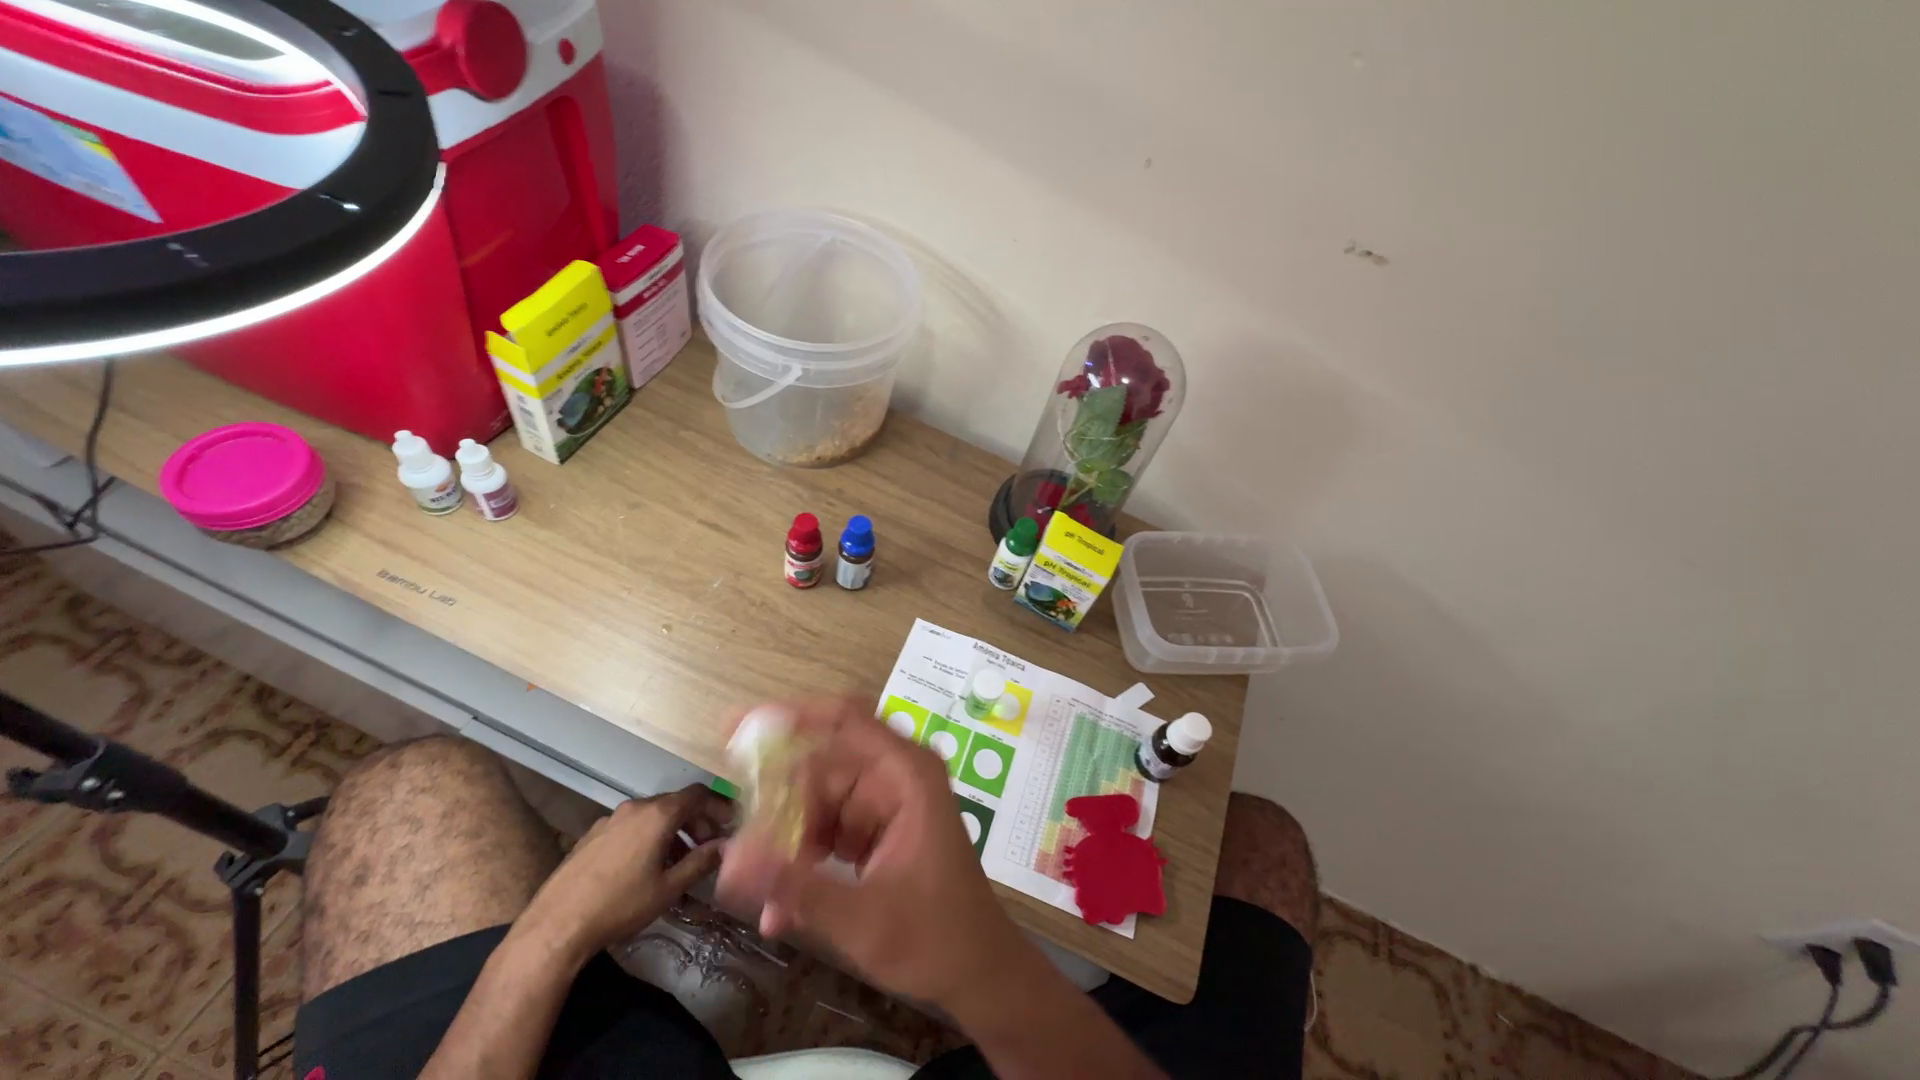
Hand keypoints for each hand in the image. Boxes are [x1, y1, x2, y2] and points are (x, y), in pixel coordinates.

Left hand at [521, 784, 728, 963]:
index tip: (731, 825)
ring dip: (673, 832)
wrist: (557, 924)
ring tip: (680, 862)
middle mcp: (634, 808)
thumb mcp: (669, 888)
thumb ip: (701, 862)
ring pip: (652, 816)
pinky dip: (649, 837)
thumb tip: (725, 846)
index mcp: (657, 815)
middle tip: (708, 847)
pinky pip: (631, 827)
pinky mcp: (592, 835)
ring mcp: (610, 820)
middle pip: (675, 804)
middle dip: (696, 822)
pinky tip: (647, 867)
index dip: (718, 806)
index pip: (697, 795)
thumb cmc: (621, 904)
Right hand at [716, 699, 1029, 1009]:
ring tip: (768, 897)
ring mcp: (887, 802)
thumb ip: (794, 887)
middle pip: (820, 767)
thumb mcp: (860, 918)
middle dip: (777, 809)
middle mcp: (896, 777)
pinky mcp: (878, 828)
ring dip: (787, 843)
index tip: (736, 732)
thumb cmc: (935, 940)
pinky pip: (826, 827)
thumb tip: (730, 866)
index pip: (843, 719)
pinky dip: (803, 858)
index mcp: (906, 775)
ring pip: (816, 801)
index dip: (789, 718)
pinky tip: (784, 906)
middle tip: (743, 853)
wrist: (980, 972)